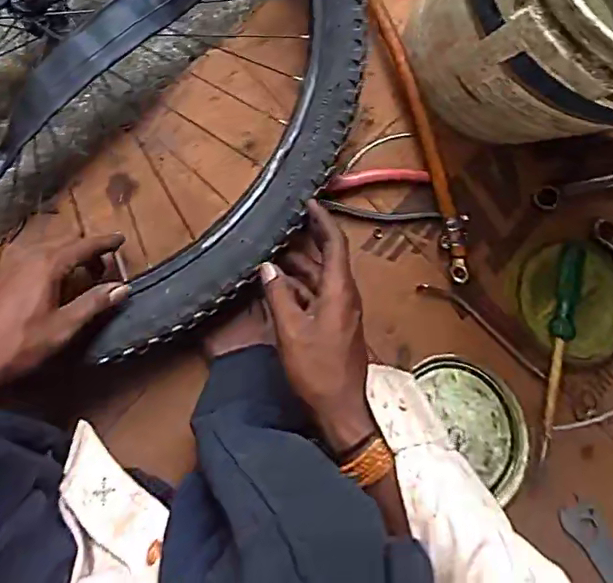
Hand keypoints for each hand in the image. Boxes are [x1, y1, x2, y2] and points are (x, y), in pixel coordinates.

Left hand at [0, 231, 130, 421]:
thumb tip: (122, 287)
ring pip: (47, 245)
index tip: (121, 240)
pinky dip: (49, 259)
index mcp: (48, 263)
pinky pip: (32, 254)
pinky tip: (49, 282)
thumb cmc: (18, 344)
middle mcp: (29, 253)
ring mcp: (11, 261)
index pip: (84, 244)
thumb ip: (93, 304)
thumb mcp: (62, 328)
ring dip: (67, 253)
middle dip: (87, 249)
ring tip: (79, 275)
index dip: (105, 242)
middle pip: (66, 240)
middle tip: (103, 268)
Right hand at [259, 200, 375, 453]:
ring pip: (319, 275)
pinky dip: (298, 283)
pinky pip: (315, 292)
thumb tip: (268, 267)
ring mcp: (340, 310)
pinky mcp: (333, 323)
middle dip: (306, 237)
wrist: (341, 411)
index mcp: (339, 291)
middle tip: (284, 220)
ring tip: (272, 250)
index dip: (322, 220)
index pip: (334, 244)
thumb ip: (278, 295)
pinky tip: (277, 283)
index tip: (308, 202)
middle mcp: (344, 296)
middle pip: (326, 256)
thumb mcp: (291, 331)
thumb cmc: (319, 371)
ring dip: (297, 262)